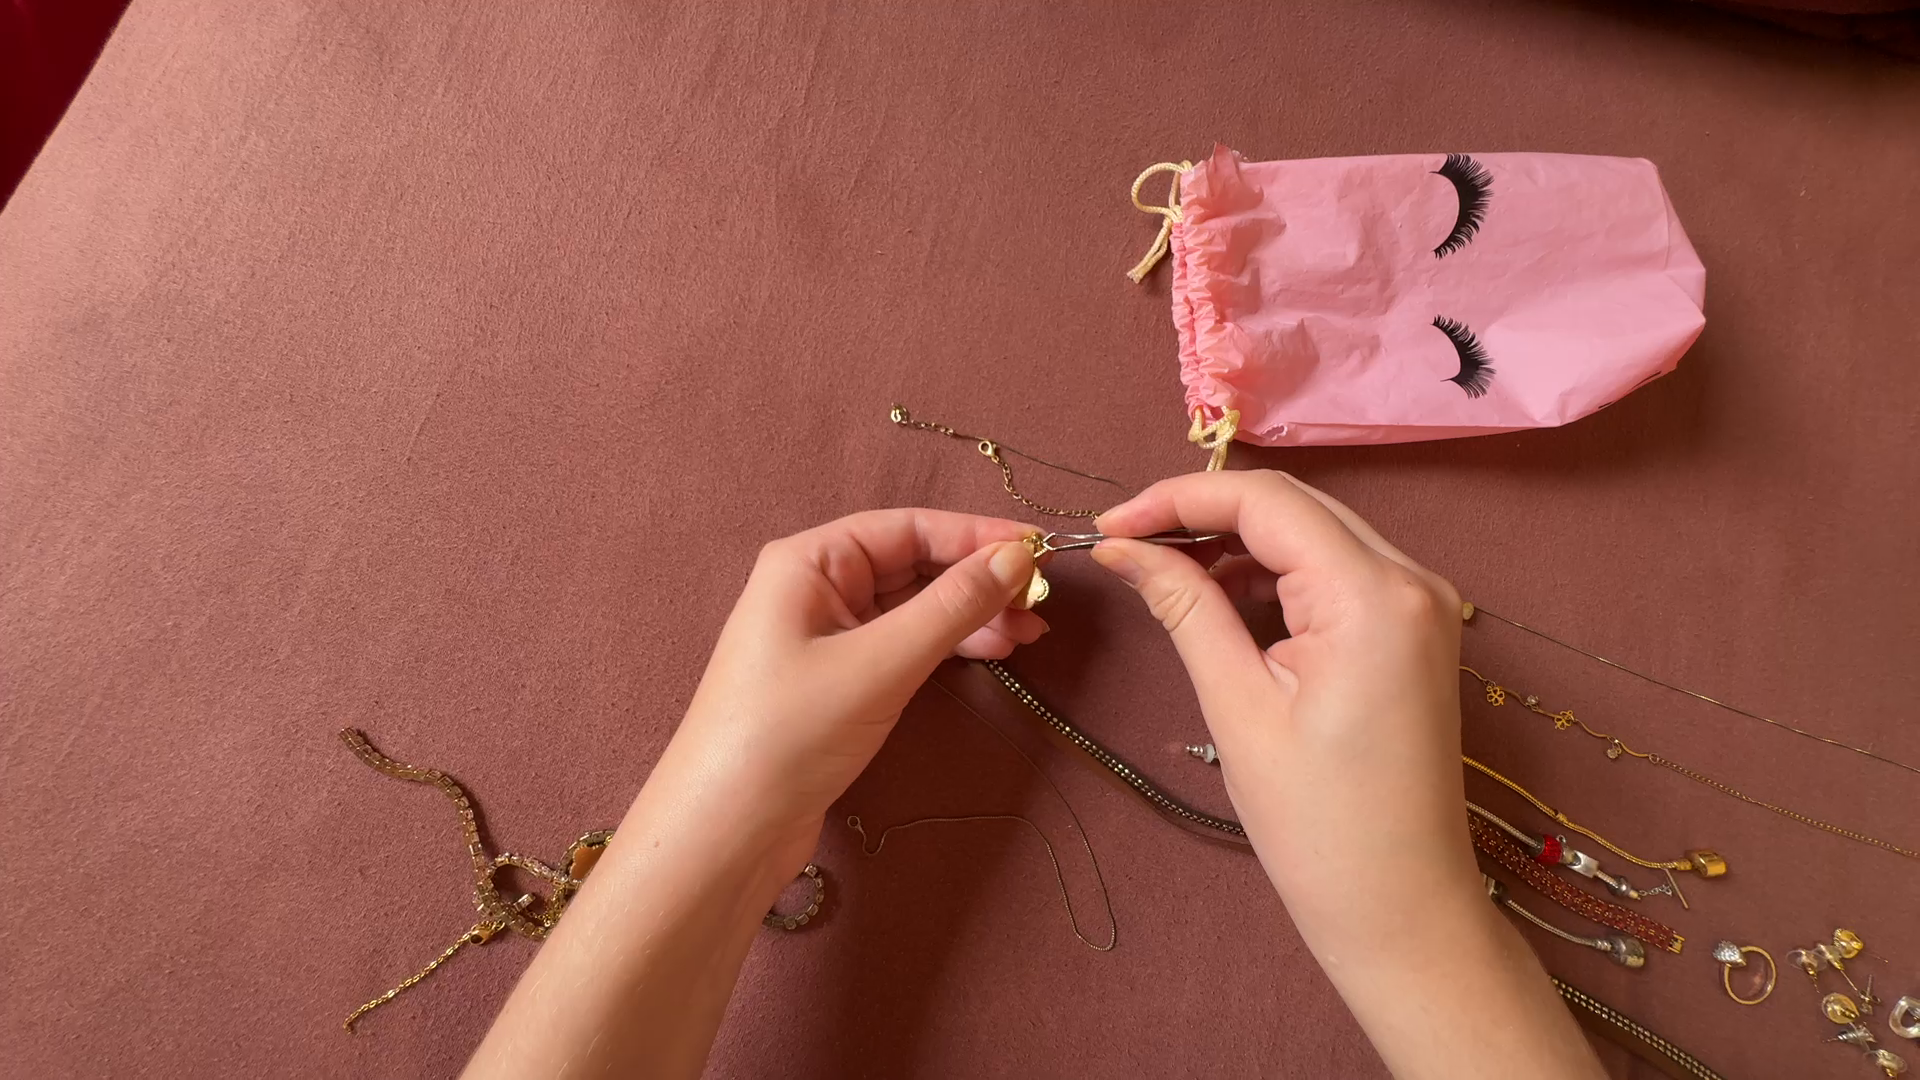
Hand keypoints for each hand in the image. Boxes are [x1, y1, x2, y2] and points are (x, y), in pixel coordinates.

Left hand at [467, 509, 1046, 1079]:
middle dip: (978, 579)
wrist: (724, 834)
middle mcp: (819, 585)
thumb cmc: (791, 730)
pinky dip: (949, 645)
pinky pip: (906, 642)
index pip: (908, 527)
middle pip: (914, 564)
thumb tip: (1018, 554)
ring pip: (916, 606)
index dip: (977, 534)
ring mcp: (830, 632)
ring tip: (1028, 632)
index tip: (1039, 547)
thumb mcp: (881, 661)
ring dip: (971, 615)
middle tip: (1039, 600)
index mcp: (812, 560)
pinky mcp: (842, 676)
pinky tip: (992, 652)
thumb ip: (953, 605)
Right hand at [1092, 471, 1600, 1079]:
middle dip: (1199, 513)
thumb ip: (1182, 604)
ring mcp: (1416, 599)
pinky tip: (1217, 593)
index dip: (1175, 499)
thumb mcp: (1235, 702)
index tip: (1109, 526)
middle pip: (1287, 504)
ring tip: (1161, 568)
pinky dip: (1265, 569)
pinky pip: (1325, 567)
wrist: (1400, 906)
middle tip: (1126, 542)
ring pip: (1305, 529)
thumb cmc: (1314, 819)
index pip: (1263, 501)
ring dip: (1231, 539)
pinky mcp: (1406, 624)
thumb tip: (1120, 548)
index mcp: (1372, 594)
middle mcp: (1409, 577)